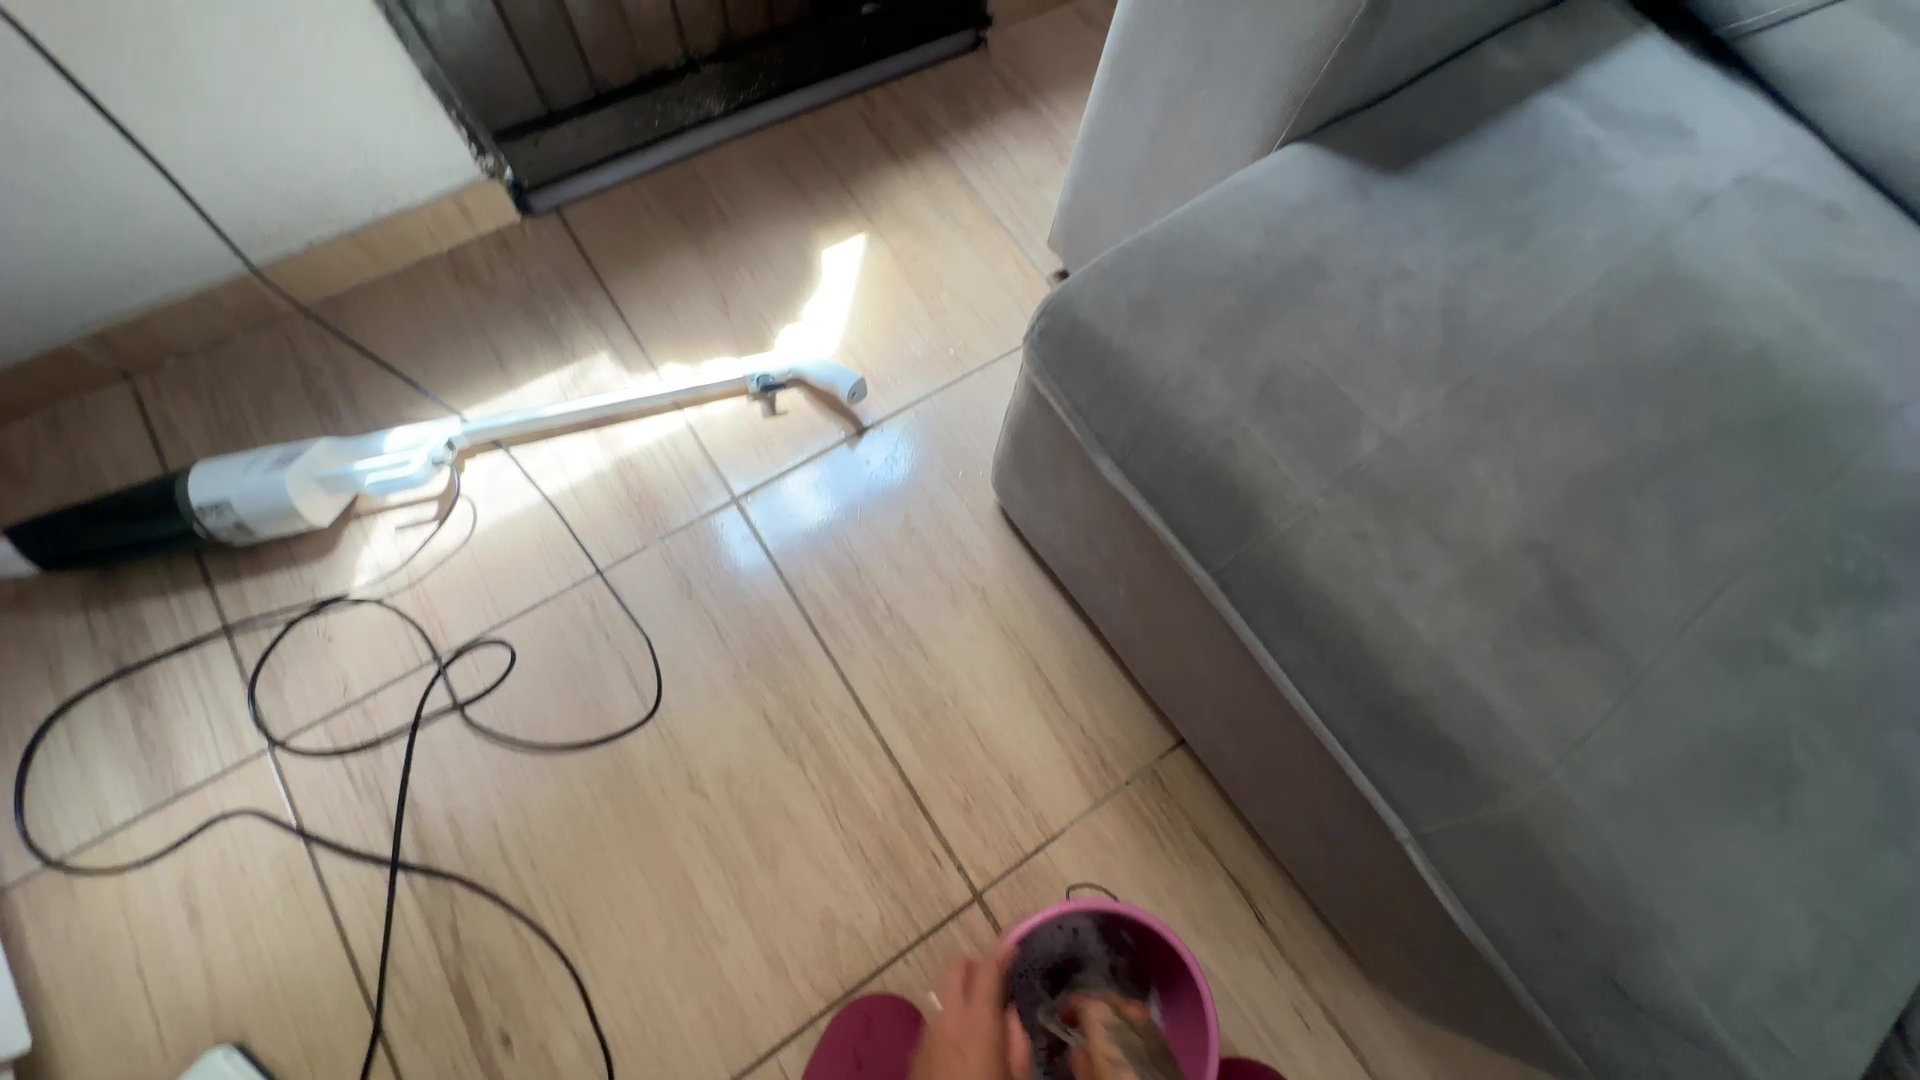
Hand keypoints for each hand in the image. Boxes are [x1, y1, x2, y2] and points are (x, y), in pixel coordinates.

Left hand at [909, 946, 1032, 1079]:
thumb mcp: (1016, 1077)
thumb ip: (1017, 1040)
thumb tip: (1010, 1014)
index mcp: (978, 1021)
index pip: (988, 969)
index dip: (1001, 952)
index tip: (1013, 946)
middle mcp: (949, 1017)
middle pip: (956, 966)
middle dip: (975, 963)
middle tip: (993, 978)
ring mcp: (928, 1031)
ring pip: (943, 990)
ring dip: (960, 989)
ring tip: (977, 1009)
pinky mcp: (916, 1049)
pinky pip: (935, 1016)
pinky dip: (949, 1013)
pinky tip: (960, 1036)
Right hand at [1064, 994, 1184, 1079]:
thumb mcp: (1089, 1079)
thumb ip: (1080, 1061)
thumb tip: (1077, 1049)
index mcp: (1101, 1014)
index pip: (1079, 999)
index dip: (1069, 1009)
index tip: (1063, 1021)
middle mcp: (1125, 1008)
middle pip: (1104, 998)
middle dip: (1092, 1008)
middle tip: (1082, 1026)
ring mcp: (1147, 1019)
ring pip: (1124, 1006)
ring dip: (1112, 1015)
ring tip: (1104, 1034)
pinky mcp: (1163, 1036)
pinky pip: (1140, 1021)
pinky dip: (1129, 1025)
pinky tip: (1126, 1042)